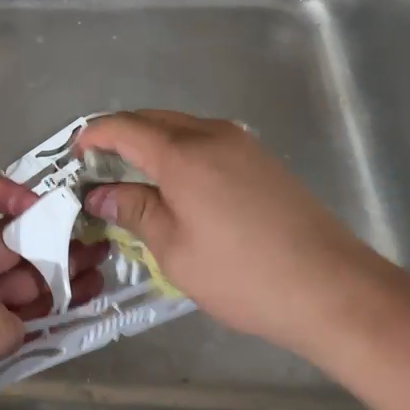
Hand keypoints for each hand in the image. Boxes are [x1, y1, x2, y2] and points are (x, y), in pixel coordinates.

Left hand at [0, 176, 105, 409]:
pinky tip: (88, 300)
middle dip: (44, 234)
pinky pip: (25, 317)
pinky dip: (55, 308)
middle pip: (1, 240)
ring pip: (19, 278)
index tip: (37, 203)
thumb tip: (21, 320)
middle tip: (92, 236)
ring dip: (58, 270)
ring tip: (102, 264)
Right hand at [76, 109, 377, 349]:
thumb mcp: (175, 250)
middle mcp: (210, 134)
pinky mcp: (262, 160)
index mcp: (182, 152)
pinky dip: (179, 152)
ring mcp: (241, 143)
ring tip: (134, 181)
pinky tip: (177, 188)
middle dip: (119, 138)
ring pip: (180, 127)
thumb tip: (101, 193)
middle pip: (151, 119)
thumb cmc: (244, 275)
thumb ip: (134, 210)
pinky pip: (206, 141)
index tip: (74, 158)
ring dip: (151, 144)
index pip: (123, 127)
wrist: (335, 290)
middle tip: (99, 172)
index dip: (93, 137)